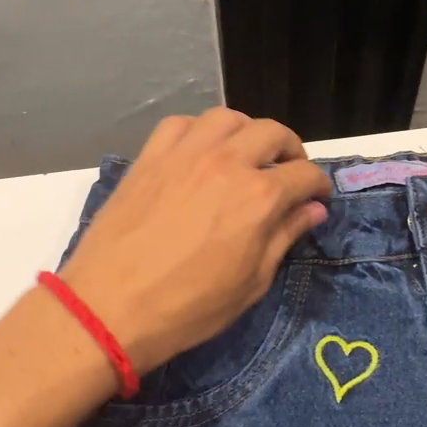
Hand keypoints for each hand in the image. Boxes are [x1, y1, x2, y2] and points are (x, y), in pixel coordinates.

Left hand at [58, 108, 331, 373]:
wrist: (109, 309)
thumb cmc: (189, 307)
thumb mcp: (251, 282)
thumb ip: (285, 237)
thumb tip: (313, 210)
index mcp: (259, 197)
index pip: (305, 175)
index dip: (318, 186)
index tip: (317, 198)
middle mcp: (228, 162)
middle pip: (272, 133)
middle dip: (291, 150)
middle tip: (288, 172)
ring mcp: (185, 154)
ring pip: (227, 118)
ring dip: (246, 131)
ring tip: (245, 154)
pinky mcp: (150, 157)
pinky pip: (180, 124)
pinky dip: (199, 131)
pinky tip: (199, 152)